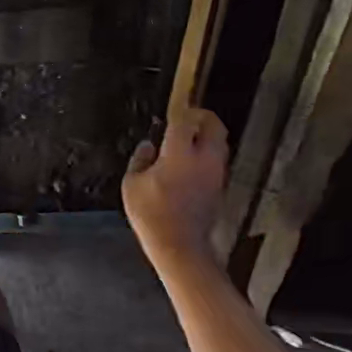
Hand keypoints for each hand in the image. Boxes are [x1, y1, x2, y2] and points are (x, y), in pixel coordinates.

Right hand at [122, 108, 229, 262]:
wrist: (179, 244)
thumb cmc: (150, 212)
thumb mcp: (132, 184)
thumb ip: (141, 159)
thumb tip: (149, 146)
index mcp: (179, 155)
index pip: (184, 122)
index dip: (180, 111)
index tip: (173, 108)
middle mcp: (204, 159)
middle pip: (214, 127)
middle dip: (203, 117)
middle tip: (187, 116)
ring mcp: (216, 173)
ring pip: (219, 143)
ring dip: (206, 135)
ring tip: (187, 137)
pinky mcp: (219, 186)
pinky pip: (216, 160)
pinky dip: (206, 152)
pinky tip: (189, 160)